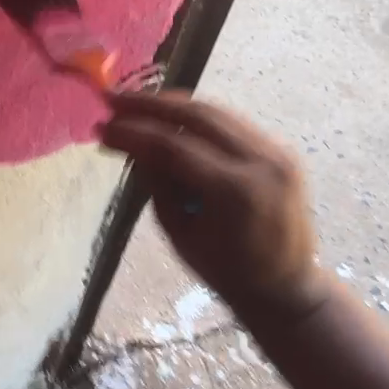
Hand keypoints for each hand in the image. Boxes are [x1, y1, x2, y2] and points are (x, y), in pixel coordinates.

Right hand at [101, 91, 330, 324]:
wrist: (288, 288)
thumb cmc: (227, 271)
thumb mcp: (179, 232)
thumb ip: (156, 182)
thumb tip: (130, 142)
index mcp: (237, 190)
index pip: (173, 145)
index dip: (132, 133)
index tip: (101, 128)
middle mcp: (261, 161)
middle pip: (195, 116)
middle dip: (148, 104)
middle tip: (111, 100)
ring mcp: (276, 151)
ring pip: (213, 111)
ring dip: (169, 104)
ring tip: (133, 103)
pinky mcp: (278, 148)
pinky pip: (228, 121)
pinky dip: (194, 115)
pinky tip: (167, 114)